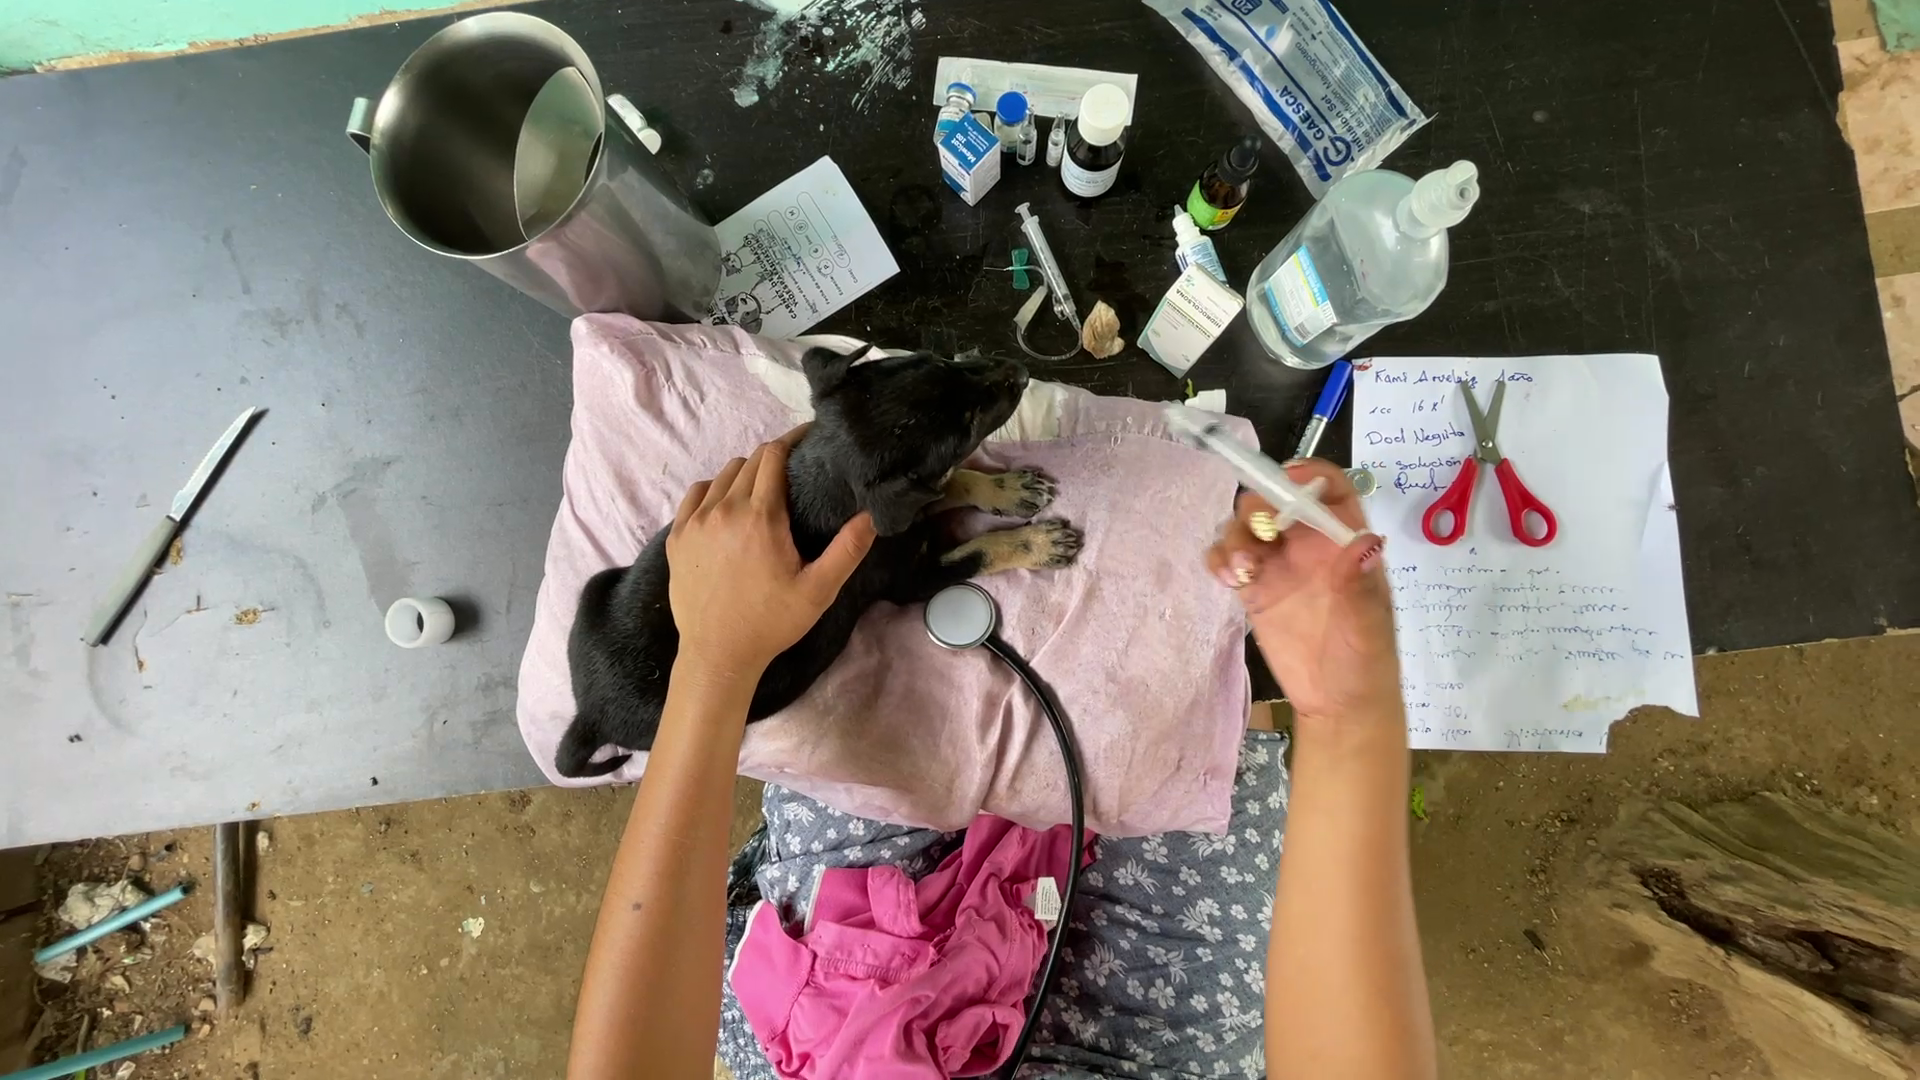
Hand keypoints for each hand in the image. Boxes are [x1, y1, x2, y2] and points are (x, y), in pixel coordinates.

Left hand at [666, 427, 876, 680]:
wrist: (717, 655)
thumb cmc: (772, 622)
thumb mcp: (819, 590)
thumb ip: (847, 550)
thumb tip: (872, 515)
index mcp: (761, 516)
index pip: (773, 455)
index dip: (792, 440)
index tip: (808, 438)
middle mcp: (724, 509)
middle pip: (749, 461)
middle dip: (773, 458)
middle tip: (794, 470)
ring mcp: (695, 522)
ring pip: (722, 475)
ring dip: (745, 474)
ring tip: (764, 491)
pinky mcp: (678, 537)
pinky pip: (696, 495)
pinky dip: (714, 490)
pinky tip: (727, 506)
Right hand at [1205, 461, 1401, 732]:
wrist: (1337, 705)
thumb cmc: (1365, 662)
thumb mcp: (1369, 627)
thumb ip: (1360, 586)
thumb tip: (1362, 541)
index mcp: (1343, 542)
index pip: (1329, 490)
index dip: (1308, 475)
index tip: (1284, 480)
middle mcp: (1307, 545)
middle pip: (1275, 501)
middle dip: (1257, 507)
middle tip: (1254, 534)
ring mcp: (1276, 565)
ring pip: (1244, 527)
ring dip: (1233, 537)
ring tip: (1237, 571)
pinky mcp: (1252, 588)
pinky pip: (1226, 558)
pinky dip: (1219, 559)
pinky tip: (1226, 579)